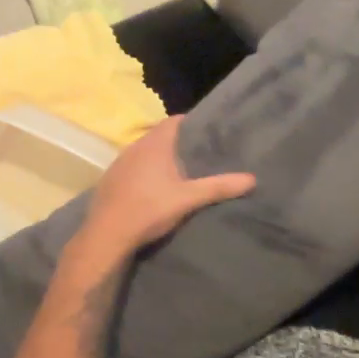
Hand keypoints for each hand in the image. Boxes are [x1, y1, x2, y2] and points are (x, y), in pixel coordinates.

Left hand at [74, 116, 254, 262]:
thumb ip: (219, 187)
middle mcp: (135, 147)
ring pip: (145, 152)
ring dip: (160, 158)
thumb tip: (252, 179)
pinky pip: (132, 168)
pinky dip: (145, 172)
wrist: (106, 236)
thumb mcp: (189, 199)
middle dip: (178, 142)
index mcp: (154, 144)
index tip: (208, 131)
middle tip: (200, 152)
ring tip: (180, 170)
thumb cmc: (149, 209)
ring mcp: (119, 164)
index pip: (175, 121)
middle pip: (160, 136)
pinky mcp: (110, 181)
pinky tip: (153, 188)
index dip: (191, 123)